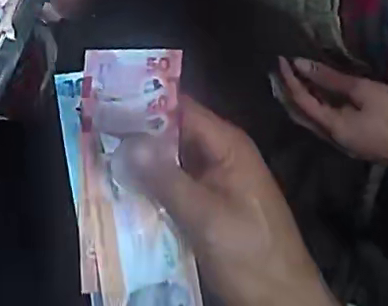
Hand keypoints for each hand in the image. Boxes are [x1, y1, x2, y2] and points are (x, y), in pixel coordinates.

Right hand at [122, 98, 335, 305]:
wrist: (288, 305)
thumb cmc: (251, 255)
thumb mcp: (207, 218)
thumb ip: (167, 179)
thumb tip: (129, 142)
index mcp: (227, 144)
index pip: (182, 109)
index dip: (148, 103)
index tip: (110, 101)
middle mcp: (222, 154)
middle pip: (176, 133)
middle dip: (141, 133)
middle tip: (99, 131)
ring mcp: (218, 181)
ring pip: (175, 160)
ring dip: (146, 161)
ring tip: (104, 155)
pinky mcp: (213, 206)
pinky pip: (180, 185)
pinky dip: (157, 186)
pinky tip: (128, 190)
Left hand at [275, 57, 387, 172]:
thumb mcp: (364, 90)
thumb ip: (330, 78)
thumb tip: (301, 64)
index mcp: (333, 128)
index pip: (301, 101)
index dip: (290, 79)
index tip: (281, 58)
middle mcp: (334, 140)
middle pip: (300, 117)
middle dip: (286, 94)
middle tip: (276, 71)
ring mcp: (346, 145)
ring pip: (312, 122)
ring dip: (300, 101)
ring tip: (291, 79)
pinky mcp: (357, 143)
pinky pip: (326, 124)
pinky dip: (315, 107)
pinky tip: (319, 95)